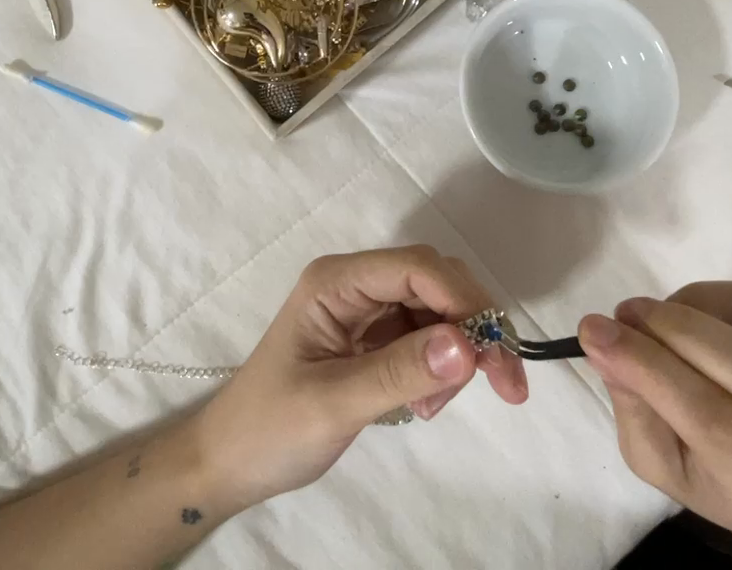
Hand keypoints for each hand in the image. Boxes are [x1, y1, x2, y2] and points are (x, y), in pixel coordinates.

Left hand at [193, 245, 529, 507]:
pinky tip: (424, 404)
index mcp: (336, 282)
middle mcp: (354, 284)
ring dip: (456, 353)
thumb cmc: (270, 429)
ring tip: (433, 407)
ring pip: (436, 310)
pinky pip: (424, 338)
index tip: (496, 354)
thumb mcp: (334, 404)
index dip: (463, 301)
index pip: (416, 267)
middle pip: (434, 282)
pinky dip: (438, 368)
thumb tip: (469, 344)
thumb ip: (400, 371)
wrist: (230, 463)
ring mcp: (364, 310)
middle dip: (471, 326)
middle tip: (501, 382)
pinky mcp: (372, 338)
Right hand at [579, 268, 731, 548]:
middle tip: (627, 315)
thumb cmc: (728, 480)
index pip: (718, 426)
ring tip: (674, 312)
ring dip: (711, 300)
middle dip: (680, 330)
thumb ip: (634, 411)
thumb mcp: (664, 467)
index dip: (650, 369)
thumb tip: (607, 344)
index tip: (594, 332)